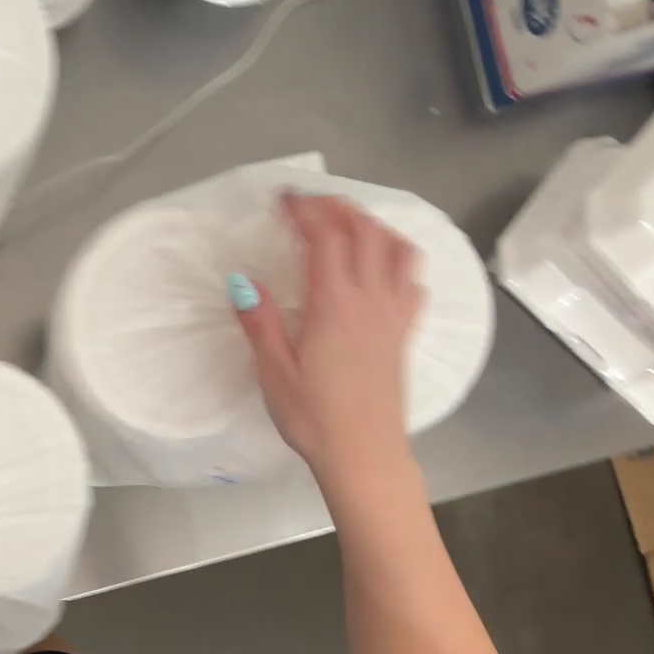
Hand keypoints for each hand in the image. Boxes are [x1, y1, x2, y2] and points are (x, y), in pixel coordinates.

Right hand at [231, 193, 423, 481]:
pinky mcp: (404, 333)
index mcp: (334, 304)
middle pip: (364, 232)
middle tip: (310, 205)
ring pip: (396, 248)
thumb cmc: (312, 417)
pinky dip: (397, 258)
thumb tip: (242, 281)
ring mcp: (394, 314)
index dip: (306, 210)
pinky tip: (382, 269)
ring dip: (372, 225)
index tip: (283, 200)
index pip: (326, 238)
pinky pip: (411, 280)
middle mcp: (371, 299)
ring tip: (349, 225)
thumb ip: (260, 322)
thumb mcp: (273, 372)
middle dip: (338, 207)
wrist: (363, 453)